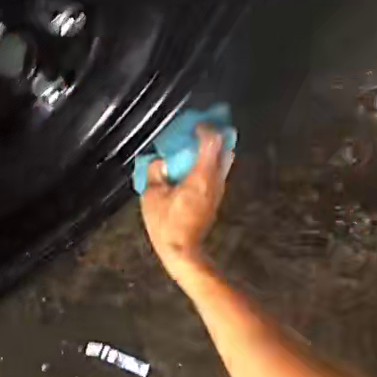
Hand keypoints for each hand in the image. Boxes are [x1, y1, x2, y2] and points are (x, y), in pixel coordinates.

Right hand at [140, 123, 232, 282]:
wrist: (183, 251)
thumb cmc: (167, 225)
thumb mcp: (151, 196)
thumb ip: (155, 172)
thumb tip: (159, 162)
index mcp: (201, 176)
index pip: (212, 141)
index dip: (205, 127)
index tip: (194, 125)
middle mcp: (215, 181)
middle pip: (225, 148)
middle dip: (214, 137)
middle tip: (198, 132)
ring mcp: (218, 191)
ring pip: (222, 162)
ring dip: (210, 152)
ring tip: (192, 150)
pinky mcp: (215, 200)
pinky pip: (216, 174)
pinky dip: (207, 165)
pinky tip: (190, 170)